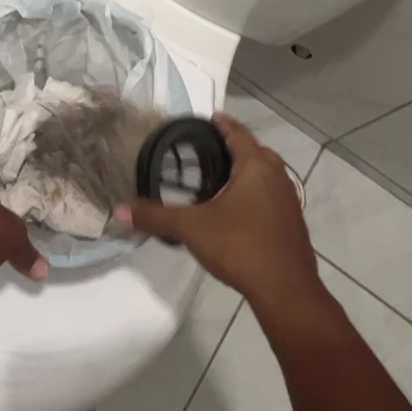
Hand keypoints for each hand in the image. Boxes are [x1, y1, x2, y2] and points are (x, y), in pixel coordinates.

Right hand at [114, 115, 320, 312]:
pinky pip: (270, 196)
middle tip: (206, 149)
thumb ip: (156, 217)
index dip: (221, 124)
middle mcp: (277, 176)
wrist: (286, 292)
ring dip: (245, 171)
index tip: (207, 118)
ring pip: (265, 175)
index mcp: (256, 166)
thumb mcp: (191, 228)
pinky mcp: (292, 224)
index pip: (237, 133)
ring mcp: (288, 201)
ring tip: (218, 177)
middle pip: (255, 151)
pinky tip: (236, 209)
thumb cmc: (241, 246)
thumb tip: (120, 210)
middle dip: (233, 147)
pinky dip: (254, 193)